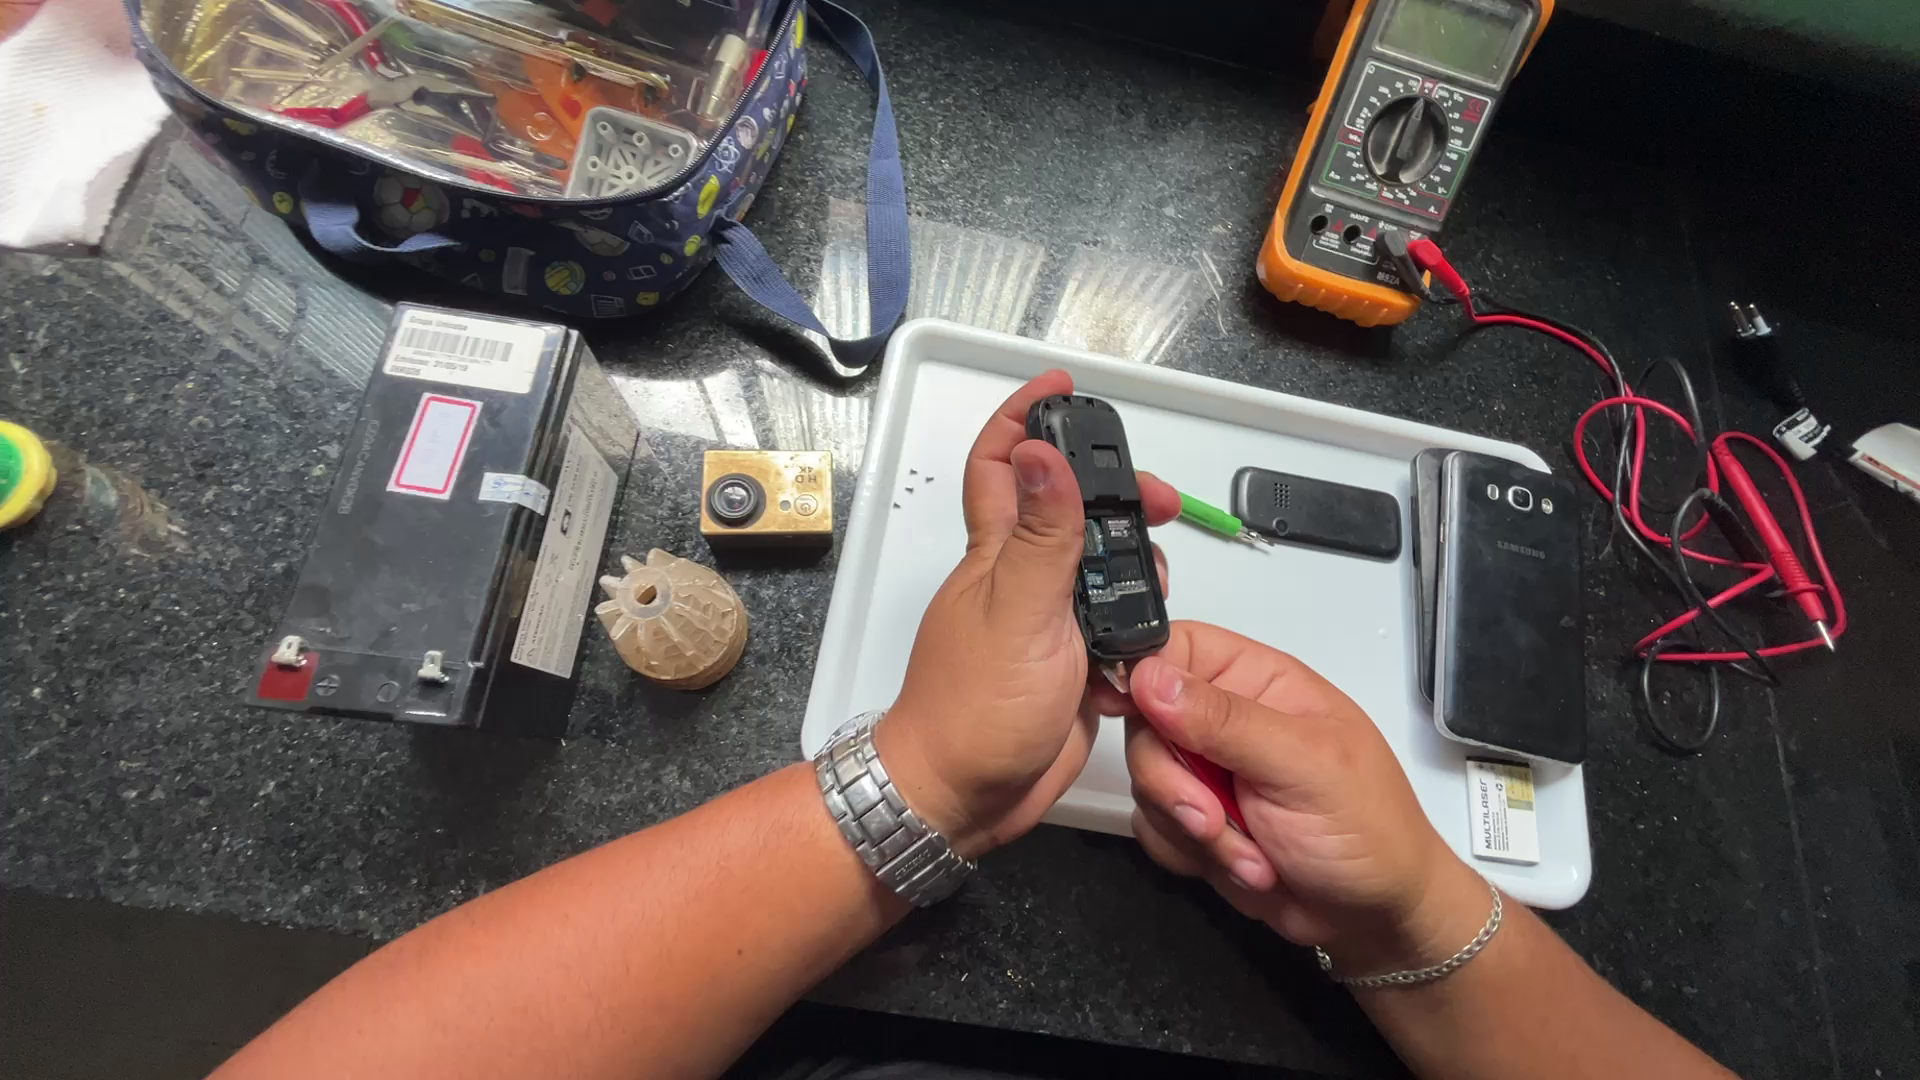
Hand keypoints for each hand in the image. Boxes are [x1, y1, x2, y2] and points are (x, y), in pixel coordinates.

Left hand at [874, 371, 1177, 858]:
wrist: (968, 797)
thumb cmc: (976, 706)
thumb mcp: (1017, 613)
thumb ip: (1038, 536)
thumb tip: (1038, 451)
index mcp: (996, 553)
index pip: (999, 464)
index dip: (1022, 418)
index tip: (1060, 388)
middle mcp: (1019, 576)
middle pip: (1065, 508)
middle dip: (1110, 492)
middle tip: (1158, 499)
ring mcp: (1045, 619)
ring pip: (1095, 566)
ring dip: (1132, 562)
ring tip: (1161, 578)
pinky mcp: (1069, 660)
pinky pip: (1109, 622)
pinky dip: (1134, 618)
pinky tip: (1151, 633)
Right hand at [1114, 622, 1493, 977]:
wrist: (1376, 921)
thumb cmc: (1368, 830)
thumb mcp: (1305, 766)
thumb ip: (1225, 720)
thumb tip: (1147, 676)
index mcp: (1252, 680)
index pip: (1172, 647)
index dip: (1137, 671)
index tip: (1121, 706)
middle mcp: (1218, 717)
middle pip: (1143, 720)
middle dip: (1170, 779)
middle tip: (1211, 817)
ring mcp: (1201, 767)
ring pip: (1144, 777)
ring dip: (1189, 827)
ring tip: (1252, 854)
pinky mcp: (1189, 814)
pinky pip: (1149, 823)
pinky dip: (1187, 851)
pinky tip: (1240, 863)